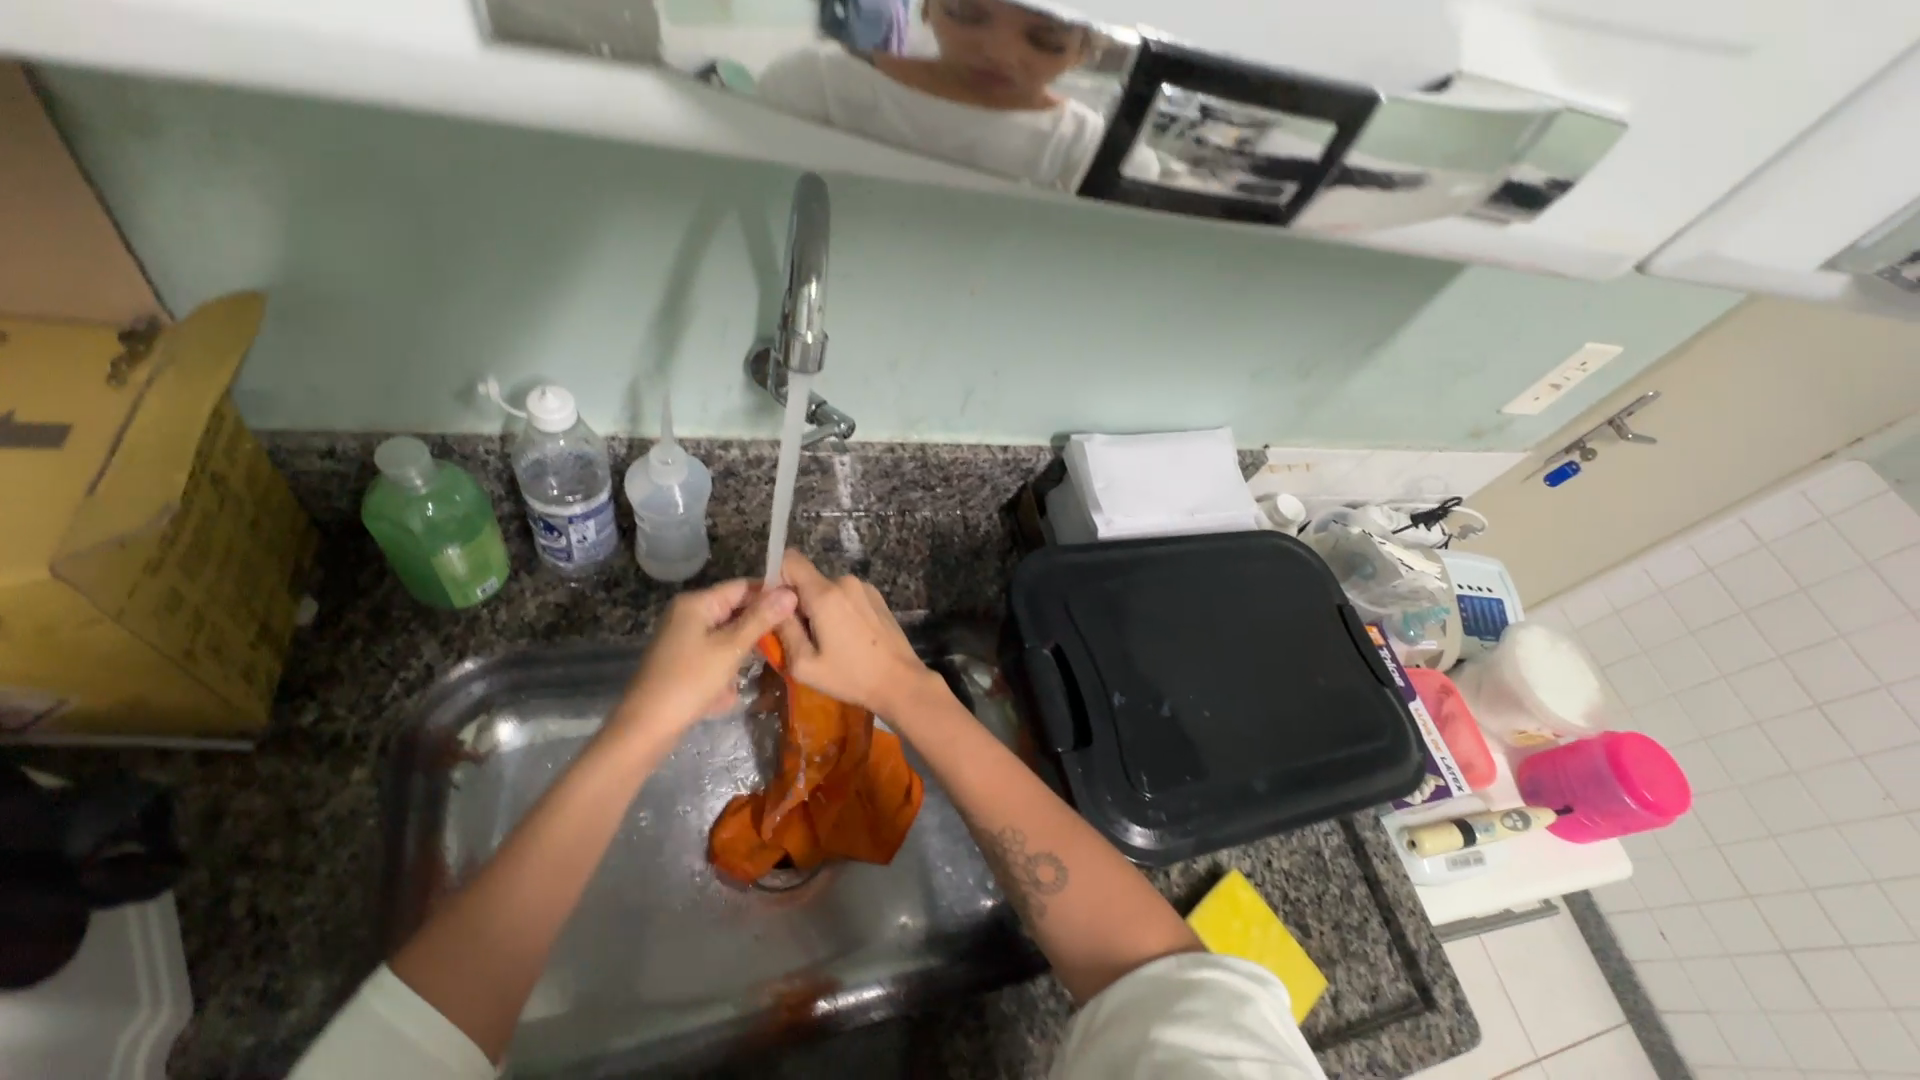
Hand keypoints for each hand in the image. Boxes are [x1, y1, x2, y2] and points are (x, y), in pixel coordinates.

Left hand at [609, 580, 796, 744]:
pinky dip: (729, 664)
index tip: (799, 607)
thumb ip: (761, 620)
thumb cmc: (689, 682)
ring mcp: (685, 637)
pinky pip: (716, 652)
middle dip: (760, 625)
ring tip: (770, 660)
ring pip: (728, 633)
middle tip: (790, 637)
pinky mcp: (684, 659)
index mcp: (697, 603)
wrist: (646, 726)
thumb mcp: (731, 649)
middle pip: (735, 609)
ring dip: (746, 648)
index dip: (771, 594)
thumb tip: (790, 593)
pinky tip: (734, 686)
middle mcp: (689, 613)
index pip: (742, 586)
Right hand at [773, 550, 939, 717]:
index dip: (776, 579)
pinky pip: (845, 596)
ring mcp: (864, 587)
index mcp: (825, 594)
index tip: (775, 606)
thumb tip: (772, 606)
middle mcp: (845, 582)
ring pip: (826, 590)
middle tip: (803, 638)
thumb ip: (783, 630)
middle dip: (798, 603)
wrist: (901, 682)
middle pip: (808, 580)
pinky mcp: (877, 597)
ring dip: (819, 609)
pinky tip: (847, 639)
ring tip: (828, 642)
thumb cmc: (851, 677)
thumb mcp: (804, 664)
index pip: (790, 560)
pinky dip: (838, 611)